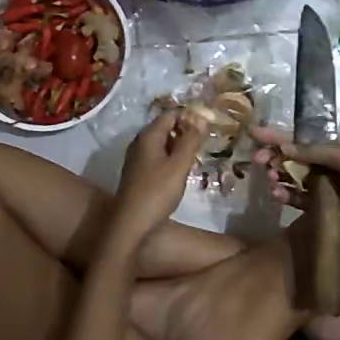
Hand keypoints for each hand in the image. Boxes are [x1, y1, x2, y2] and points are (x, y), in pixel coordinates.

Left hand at [111, 109, 209, 243]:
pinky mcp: (138, 173)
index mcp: (148, 136)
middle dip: (186, 131)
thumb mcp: (179, 165)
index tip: (208, 127)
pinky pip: (157, 157)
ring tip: (197, 157)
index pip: (170, 114)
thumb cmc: (157, 192)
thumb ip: (191, 139)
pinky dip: (171, 158)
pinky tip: (181, 171)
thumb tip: (201, 115)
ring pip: (162, 144)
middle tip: (205, 143)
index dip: (189, 116)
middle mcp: (139, 143)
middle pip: (165, 128)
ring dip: (179, 146)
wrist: (130, 224)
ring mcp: (137, 158)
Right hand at [252, 127, 339, 263]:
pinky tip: (277, 195)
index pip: (303, 139)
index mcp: (338, 151)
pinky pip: (297, 201)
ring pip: (292, 179)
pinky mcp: (320, 212)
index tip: (254, 132)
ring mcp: (324, 191)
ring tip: (269, 178)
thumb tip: (285, 146)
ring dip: (277, 175)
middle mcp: (328, 168)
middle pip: (293, 158)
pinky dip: (285, 196)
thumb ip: (317, 152)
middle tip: (257, 159)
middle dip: (273, 156)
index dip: (277, 135)